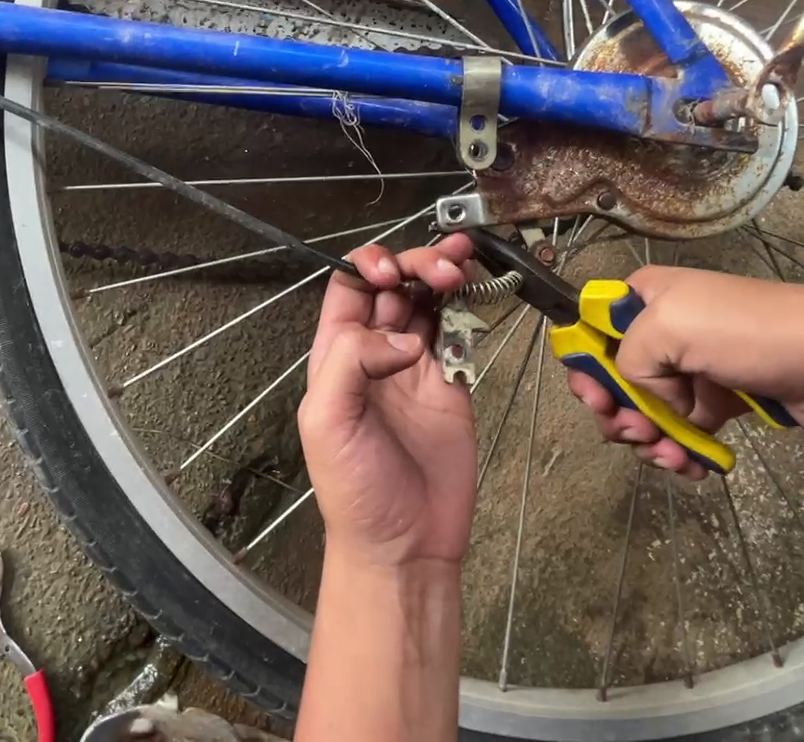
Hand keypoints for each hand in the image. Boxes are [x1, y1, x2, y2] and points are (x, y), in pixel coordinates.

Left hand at [300, 237, 476, 567]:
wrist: (405, 543)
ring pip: (426, 300)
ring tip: (461, 259)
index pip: (348, 288)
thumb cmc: (354, 490)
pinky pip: (458, 331)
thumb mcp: (328, 421)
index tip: (392, 271)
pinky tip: (474, 289)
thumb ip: (352, 362)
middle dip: (414, 263)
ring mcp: (414, 365)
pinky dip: (466, 305)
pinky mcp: (450, 382)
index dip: (369, 265)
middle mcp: (374, 350)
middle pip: (392, 285)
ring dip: (442, 272)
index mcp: (336, 354)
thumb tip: (404, 336)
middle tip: (443, 268)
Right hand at [567, 265, 803, 478]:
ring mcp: (691, 368)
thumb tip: (649, 397)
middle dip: (616, 411)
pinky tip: (690, 465)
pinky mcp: (719, 401)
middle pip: (613, 377)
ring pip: (645, 411)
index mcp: (645, 297)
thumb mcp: (666, 327)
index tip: (595, 397)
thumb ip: (626, 358)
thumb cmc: (746, 333)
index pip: (592, 327)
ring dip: (649, 439)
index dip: (584, 365)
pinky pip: (681, 431)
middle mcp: (663, 329)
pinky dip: (679, 452)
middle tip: (633, 432)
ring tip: (670, 455)